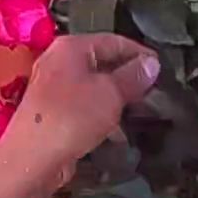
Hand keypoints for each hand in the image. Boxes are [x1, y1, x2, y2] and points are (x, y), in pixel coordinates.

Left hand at [0, 34, 159, 188]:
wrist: (35, 157)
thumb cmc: (73, 117)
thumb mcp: (111, 93)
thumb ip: (133, 77)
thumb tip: (152, 63)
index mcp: (71, 47)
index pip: (115, 40)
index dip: (141, 53)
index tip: (163, 69)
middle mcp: (60, 61)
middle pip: (104, 62)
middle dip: (130, 78)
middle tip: (156, 92)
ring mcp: (55, 88)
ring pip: (96, 86)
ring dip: (119, 98)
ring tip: (143, 112)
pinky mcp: (55, 113)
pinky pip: (86, 106)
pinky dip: (104, 114)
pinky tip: (119, 131)